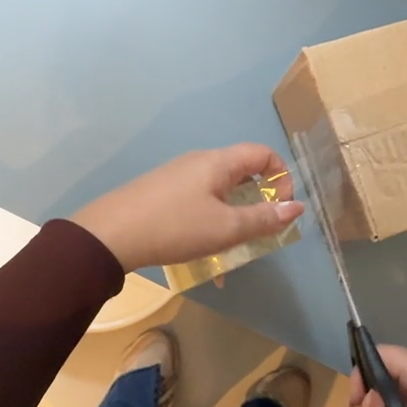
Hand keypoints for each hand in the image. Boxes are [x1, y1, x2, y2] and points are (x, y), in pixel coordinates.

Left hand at [72, 144, 303, 272]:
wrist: (110, 234)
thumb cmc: (175, 227)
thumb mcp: (226, 228)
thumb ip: (263, 219)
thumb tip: (296, 207)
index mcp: (219, 162)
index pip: (264, 154)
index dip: (281, 178)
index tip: (280, 209)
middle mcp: (200, 161)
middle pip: (243, 172)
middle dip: (259, 202)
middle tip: (260, 233)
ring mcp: (179, 176)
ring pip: (221, 191)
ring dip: (235, 217)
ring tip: (232, 249)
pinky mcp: (163, 193)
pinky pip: (200, 201)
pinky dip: (212, 221)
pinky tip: (203, 253)